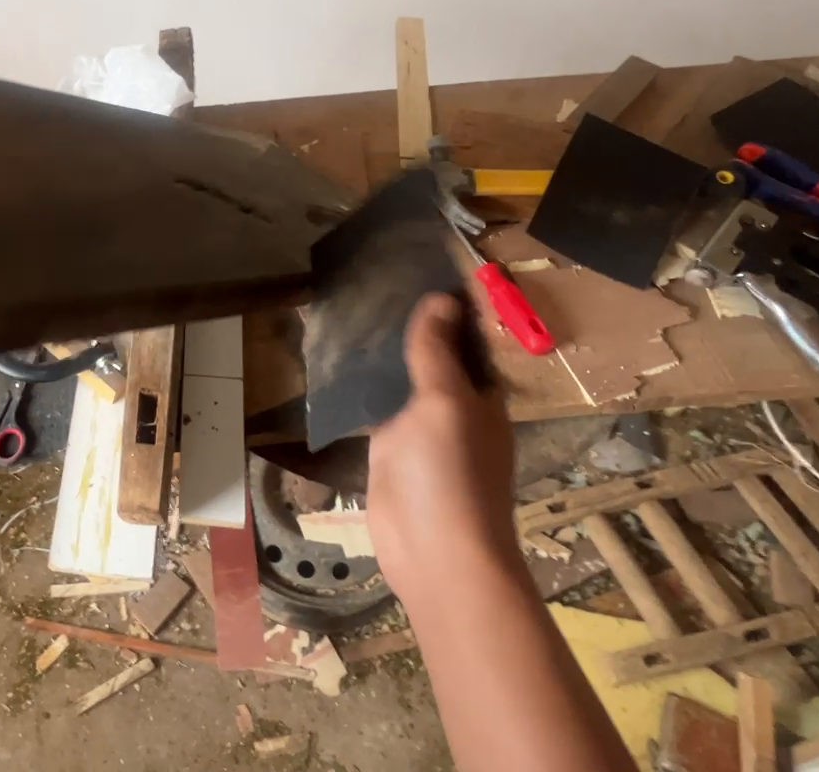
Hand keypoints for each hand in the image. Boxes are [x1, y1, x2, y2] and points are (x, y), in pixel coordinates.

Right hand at [365, 293, 517, 578]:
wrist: (434, 554)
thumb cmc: (449, 474)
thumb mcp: (445, 403)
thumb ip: (436, 352)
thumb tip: (440, 299)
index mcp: (481, 393)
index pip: (467, 337)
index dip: (448, 304)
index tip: (418, 265)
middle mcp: (454, 407)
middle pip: (432, 355)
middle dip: (409, 323)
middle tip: (371, 280)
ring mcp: (419, 431)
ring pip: (401, 380)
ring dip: (382, 353)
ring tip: (349, 311)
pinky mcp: (389, 450)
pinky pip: (377, 408)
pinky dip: (362, 387)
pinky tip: (337, 364)